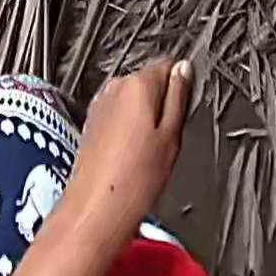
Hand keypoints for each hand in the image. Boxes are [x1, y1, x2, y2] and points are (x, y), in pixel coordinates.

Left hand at [65, 59, 190, 231]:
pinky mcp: (91, 121)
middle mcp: (115, 86)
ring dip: (143, 117)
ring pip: (132, 99)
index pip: (167, 64)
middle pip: (149, 82)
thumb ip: (178, 97)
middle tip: (168, 137)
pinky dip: (126, 129)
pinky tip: (130, 156)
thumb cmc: (135, 180)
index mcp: (138, 84)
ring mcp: (100, 103)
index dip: (180, 84)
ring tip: (148, 152)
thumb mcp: (171, 137)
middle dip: (161, 103)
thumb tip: (184, 69)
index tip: (184, 107)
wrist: (95, 210)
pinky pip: (117, 114)